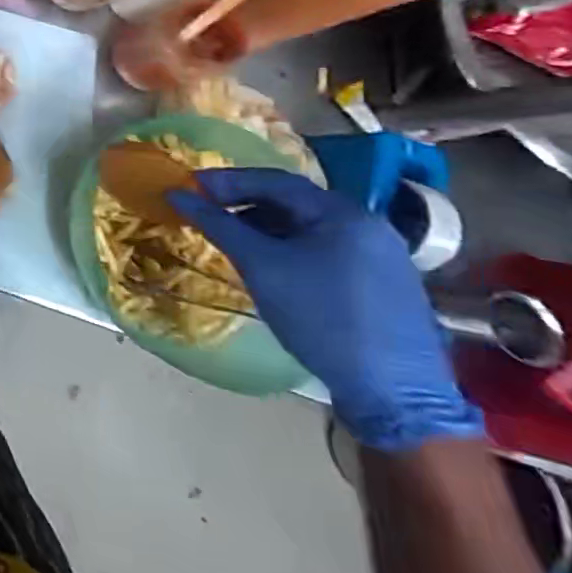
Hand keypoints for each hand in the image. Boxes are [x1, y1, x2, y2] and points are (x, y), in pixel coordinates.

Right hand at [168, 168, 484, 452]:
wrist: (393, 391)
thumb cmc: (322, 317)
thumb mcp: (262, 267)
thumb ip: (220, 226)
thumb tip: (178, 195)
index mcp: (344, 213)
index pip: (275, 181)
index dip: (227, 180)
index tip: (189, 186)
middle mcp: (367, 225)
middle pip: (294, 202)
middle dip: (244, 203)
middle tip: (206, 211)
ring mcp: (379, 255)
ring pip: (308, 228)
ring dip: (264, 227)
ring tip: (230, 239)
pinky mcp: (380, 283)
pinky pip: (324, 250)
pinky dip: (288, 248)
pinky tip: (268, 266)